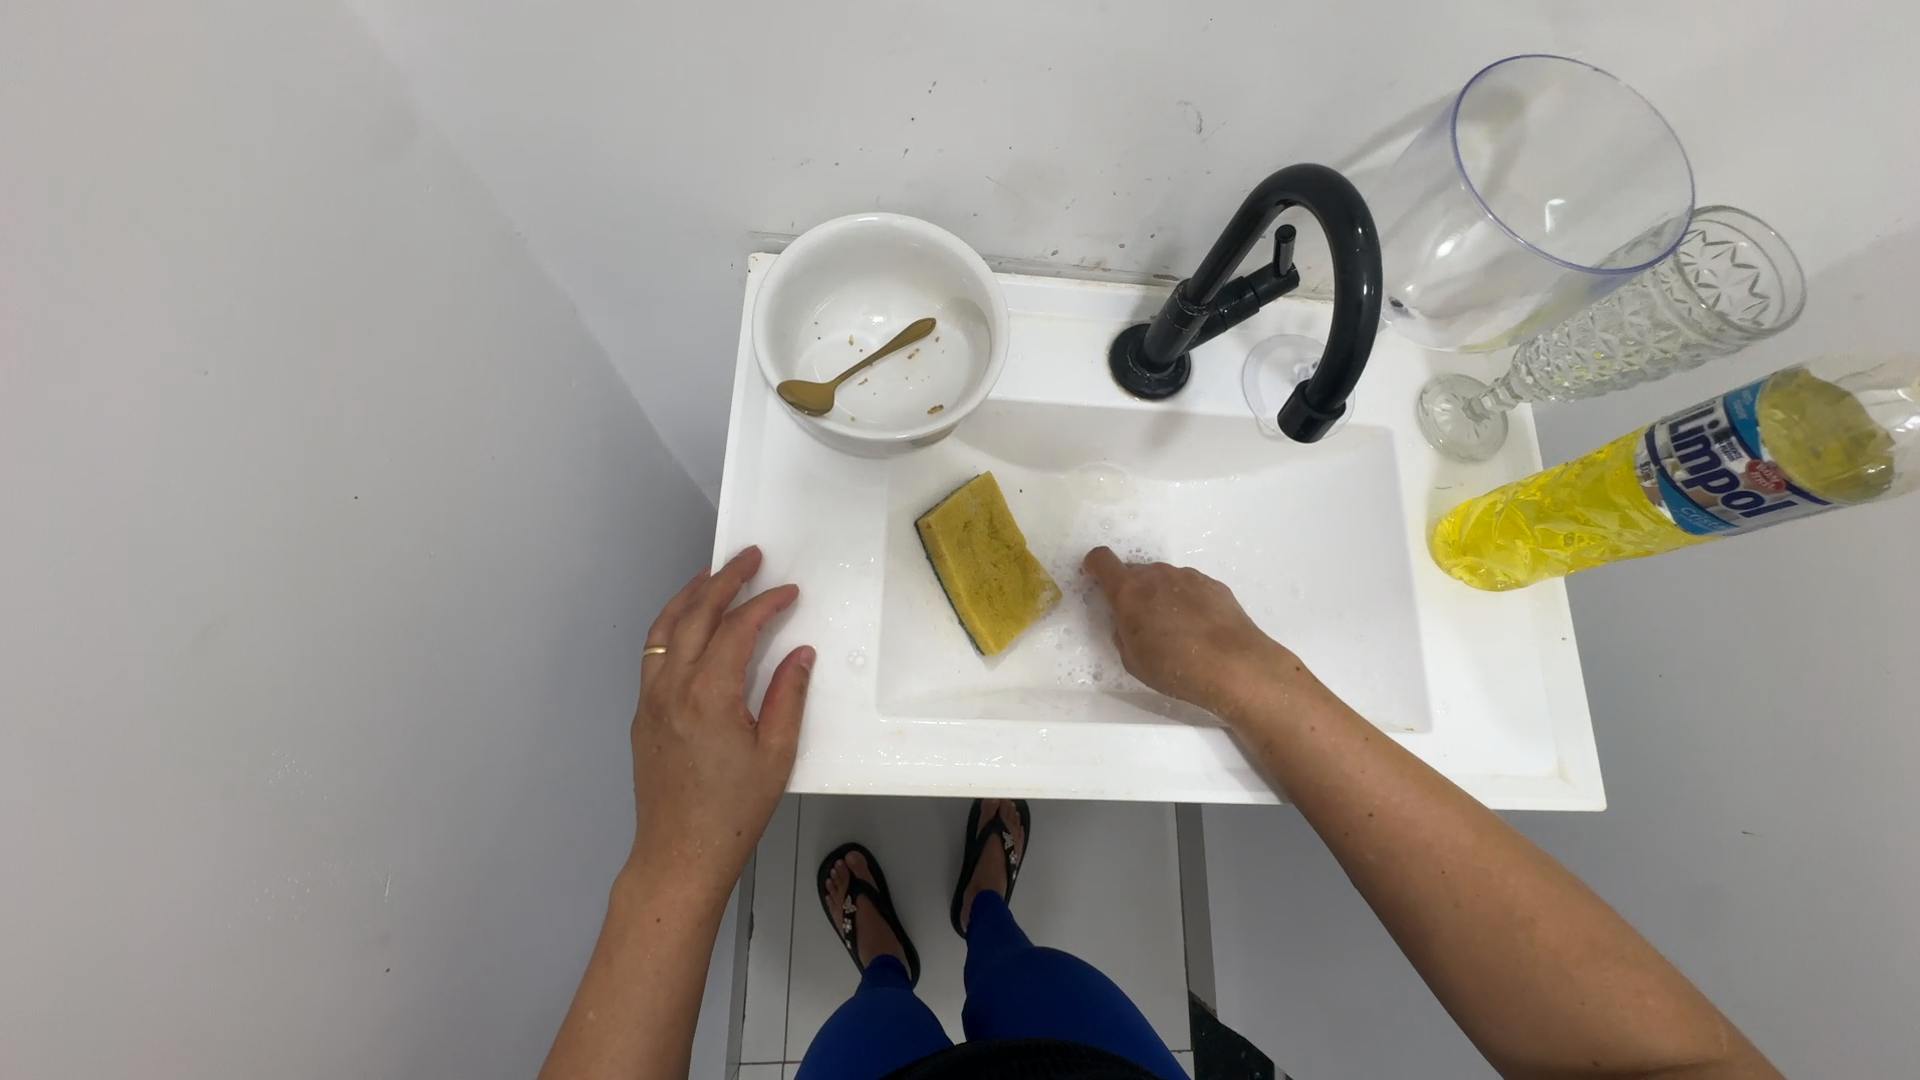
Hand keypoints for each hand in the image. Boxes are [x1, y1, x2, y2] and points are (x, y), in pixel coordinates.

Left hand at [628, 546, 812, 897]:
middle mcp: (673, 687)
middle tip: (750, 557)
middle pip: (696, 615)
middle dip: (725, 579)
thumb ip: (789, 695)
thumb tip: (800, 653)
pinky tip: (688, 621)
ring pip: (664, 628)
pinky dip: (671, 624)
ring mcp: (651, 698)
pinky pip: (653, 653)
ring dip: (690, 595)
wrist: (679, 854)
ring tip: (713, 573)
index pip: (739, 628)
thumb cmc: (735, 810)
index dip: (767, 604)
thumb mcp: (777, 753)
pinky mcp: (642, 713)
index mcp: (710, 694)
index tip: (790, 592)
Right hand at [1082, 546, 1296, 717]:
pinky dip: (1186, 601)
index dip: (1093, 565)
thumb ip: (1122, 634)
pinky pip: (1189, 587)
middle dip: (1130, 590)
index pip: (1102, 561)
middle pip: (1134, 572)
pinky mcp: (1213, 585)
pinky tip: (1198, 628)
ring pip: (1163, 579)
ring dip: (1159, 596)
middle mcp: (1156, 575)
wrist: (1234, 665)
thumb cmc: (1174, 667)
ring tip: (1174, 629)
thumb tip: (1127, 622)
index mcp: (1129, 591)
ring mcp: (1187, 577)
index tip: (1093, 576)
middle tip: (1139, 621)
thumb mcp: (1132, 660)